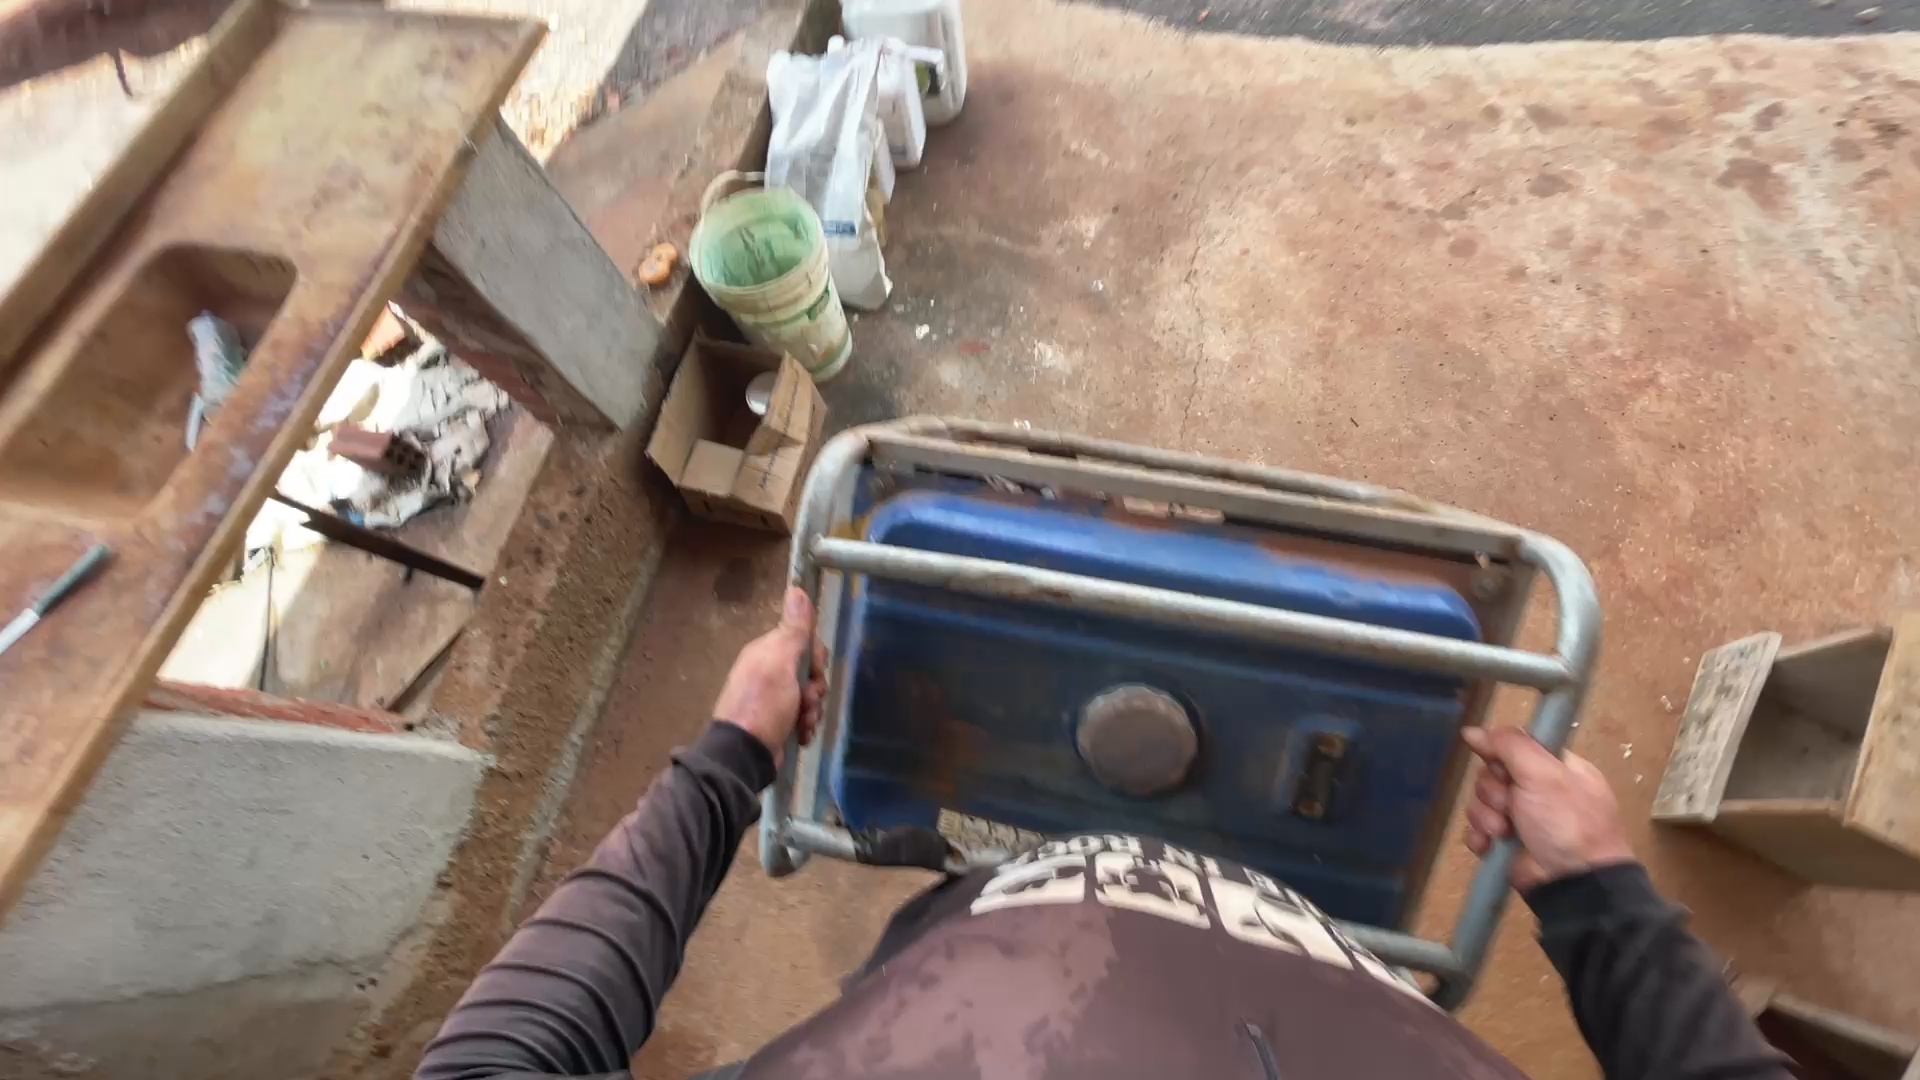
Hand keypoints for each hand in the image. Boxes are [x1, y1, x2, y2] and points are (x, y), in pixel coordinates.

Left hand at [713, 587, 827, 766]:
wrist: (744, 754)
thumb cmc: (763, 705)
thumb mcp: (781, 663)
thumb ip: (793, 629)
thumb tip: (796, 587)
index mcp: (767, 652)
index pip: (804, 642)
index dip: (815, 658)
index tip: (813, 672)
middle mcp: (768, 671)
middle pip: (809, 670)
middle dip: (815, 688)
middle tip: (807, 701)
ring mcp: (772, 697)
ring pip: (809, 695)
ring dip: (812, 710)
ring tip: (803, 722)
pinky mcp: (777, 720)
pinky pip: (802, 715)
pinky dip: (805, 725)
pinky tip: (801, 734)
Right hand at [1460, 726, 1635, 890]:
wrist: (1575, 885)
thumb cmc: (1567, 824)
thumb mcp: (1544, 775)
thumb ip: (1510, 745)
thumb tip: (1472, 731)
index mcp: (1557, 769)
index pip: (1514, 746)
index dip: (1500, 754)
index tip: (1501, 767)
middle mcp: (1539, 789)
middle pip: (1491, 773)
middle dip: (1491, 792)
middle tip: (1508, 807)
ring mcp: (1523, 816)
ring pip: (1481, 800)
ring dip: (1485, 816)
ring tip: (1502, 832)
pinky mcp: (1507, 840)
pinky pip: (1477, 826)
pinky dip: (1479, 835)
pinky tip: (1489, 844)